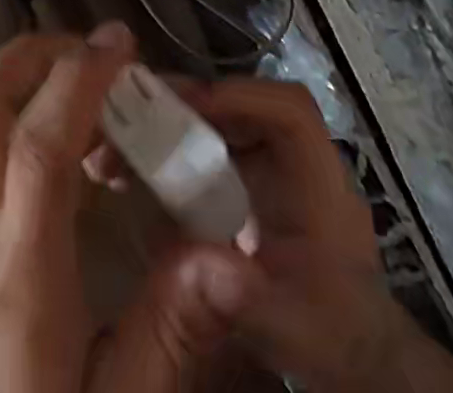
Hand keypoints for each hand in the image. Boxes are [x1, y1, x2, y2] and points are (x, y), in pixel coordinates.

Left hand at [0, 25, 237, 392]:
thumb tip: (234, 259)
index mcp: (19, 261)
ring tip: (69, 75)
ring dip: (8, 71)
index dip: (80, 80)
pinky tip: (30, 122)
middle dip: (36, 56)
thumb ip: (172, 328)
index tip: (120, 42)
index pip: (40, 141)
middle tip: (96, 53)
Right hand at [89, 78, 452, 392]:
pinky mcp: (234, 187)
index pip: (286, 111)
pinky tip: (119, 177)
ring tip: (107, 153)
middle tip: (119, 122)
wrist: (344, 357)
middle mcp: (289, 164)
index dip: (235, 96)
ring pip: (206, 124)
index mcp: (316, 184)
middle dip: (173, 107)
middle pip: (233, 106)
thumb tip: (195, 260)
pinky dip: (155, 153)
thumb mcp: (294, 328)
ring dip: (155, 128)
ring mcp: (260, 173)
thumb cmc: (328, 336)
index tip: (176, 109)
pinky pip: (191, 151)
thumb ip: (249, 298)